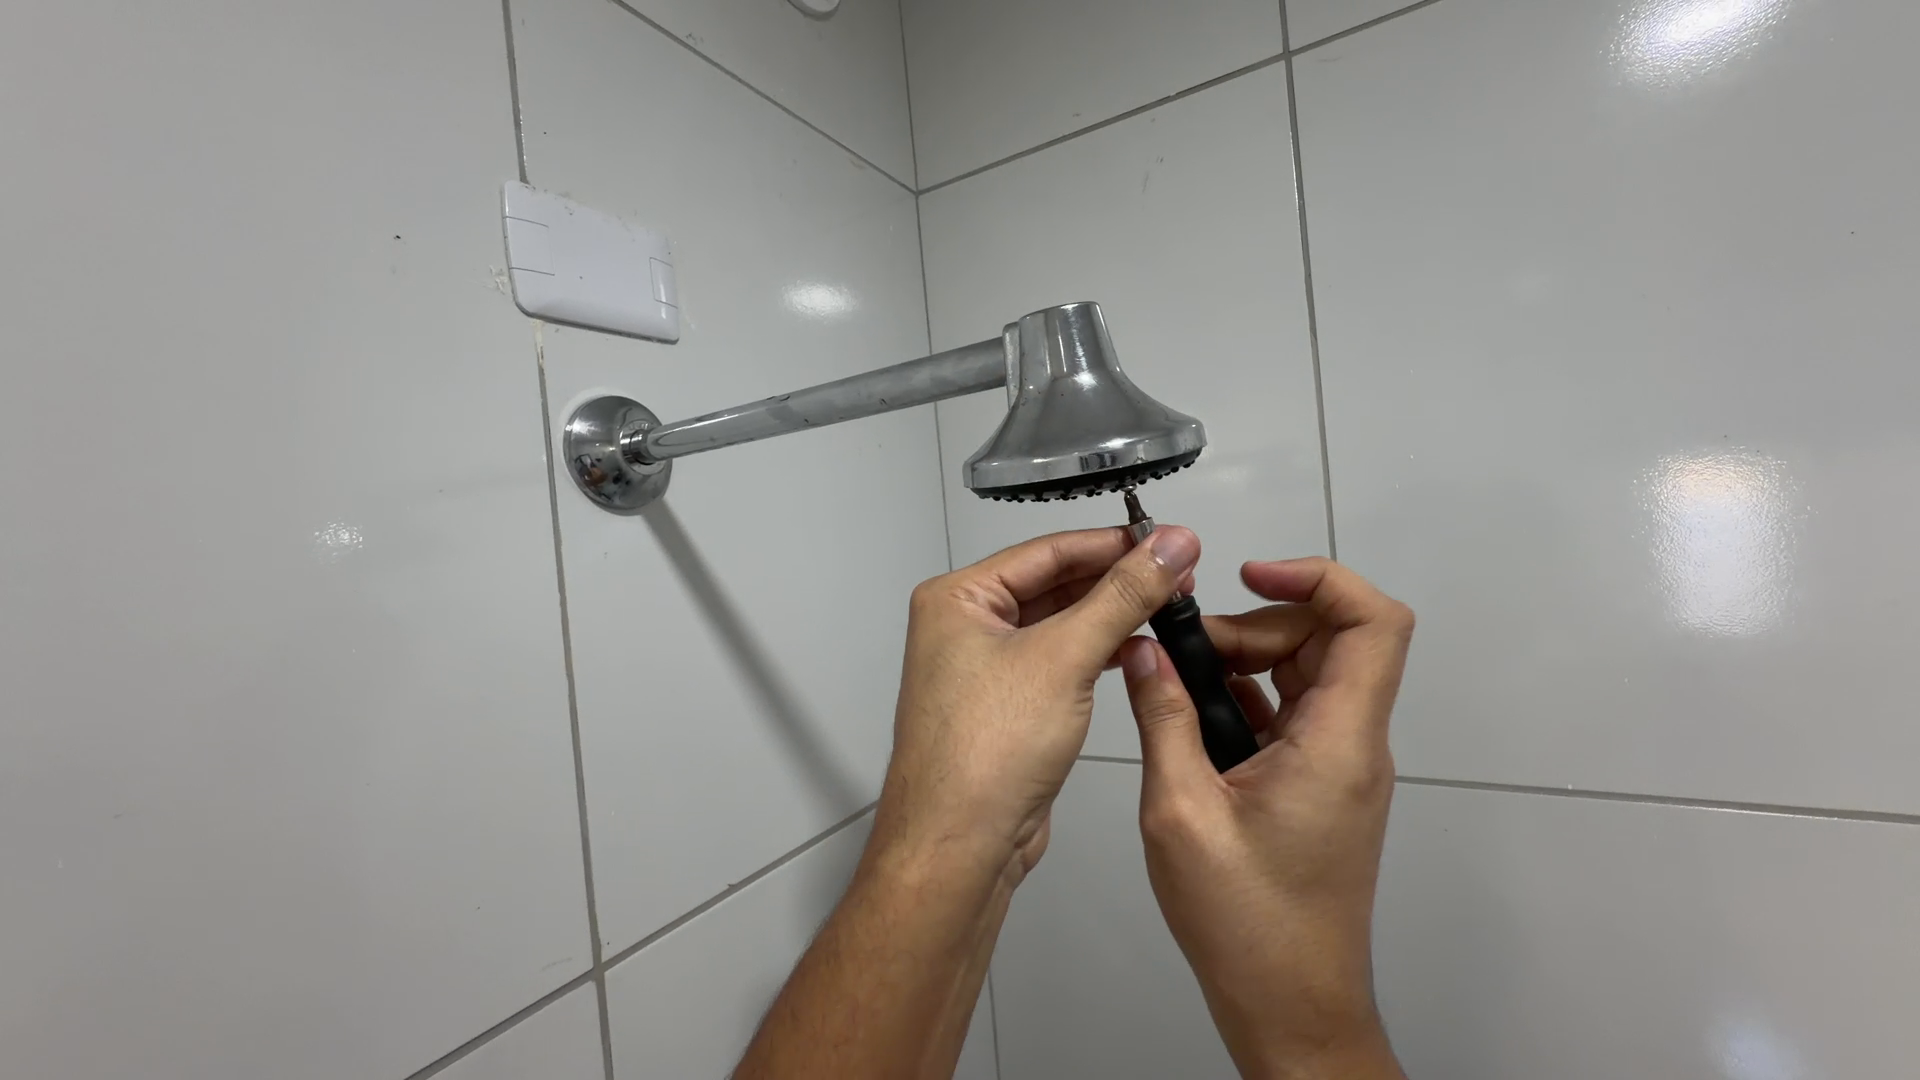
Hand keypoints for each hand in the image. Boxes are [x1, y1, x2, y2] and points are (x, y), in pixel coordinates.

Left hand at [871, 526, 1200, 881]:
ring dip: (1109, 616)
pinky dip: (1095, 652)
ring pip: (1058, 624)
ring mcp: (984, 668)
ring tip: (1169, 606)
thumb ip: (1122, 596)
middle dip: (1116, 580)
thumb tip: (1170, 545)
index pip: (1047, 551)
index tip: (1168, 540)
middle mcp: (964, 627)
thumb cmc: (986, 751)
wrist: (960, 847)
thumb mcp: (1063, 657)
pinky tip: (1134, 648)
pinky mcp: (1006, 705)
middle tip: (1180, 575)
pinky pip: (1057, 662)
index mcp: (957, 599)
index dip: (1112, 543)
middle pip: (1053, 584)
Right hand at [1118, 558, 1413, 1079]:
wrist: (1291, 1008)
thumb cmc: (1243, 919)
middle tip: (1186, 651)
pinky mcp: (1319, 785)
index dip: (1318, 577)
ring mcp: (1339, 766)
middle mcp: (1352, 743)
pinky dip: (1245, 696)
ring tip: (1178, 683)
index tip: (1247, 576)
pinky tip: (1192, 717)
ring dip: (1245, 660)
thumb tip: (1142, 649)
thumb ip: (1163, 718)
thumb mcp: (1180, 810)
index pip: (1373, 622)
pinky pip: (1291, 711)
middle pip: (1330, 638)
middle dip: (1256, 624)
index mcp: (1337, 742)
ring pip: (1308, 672)